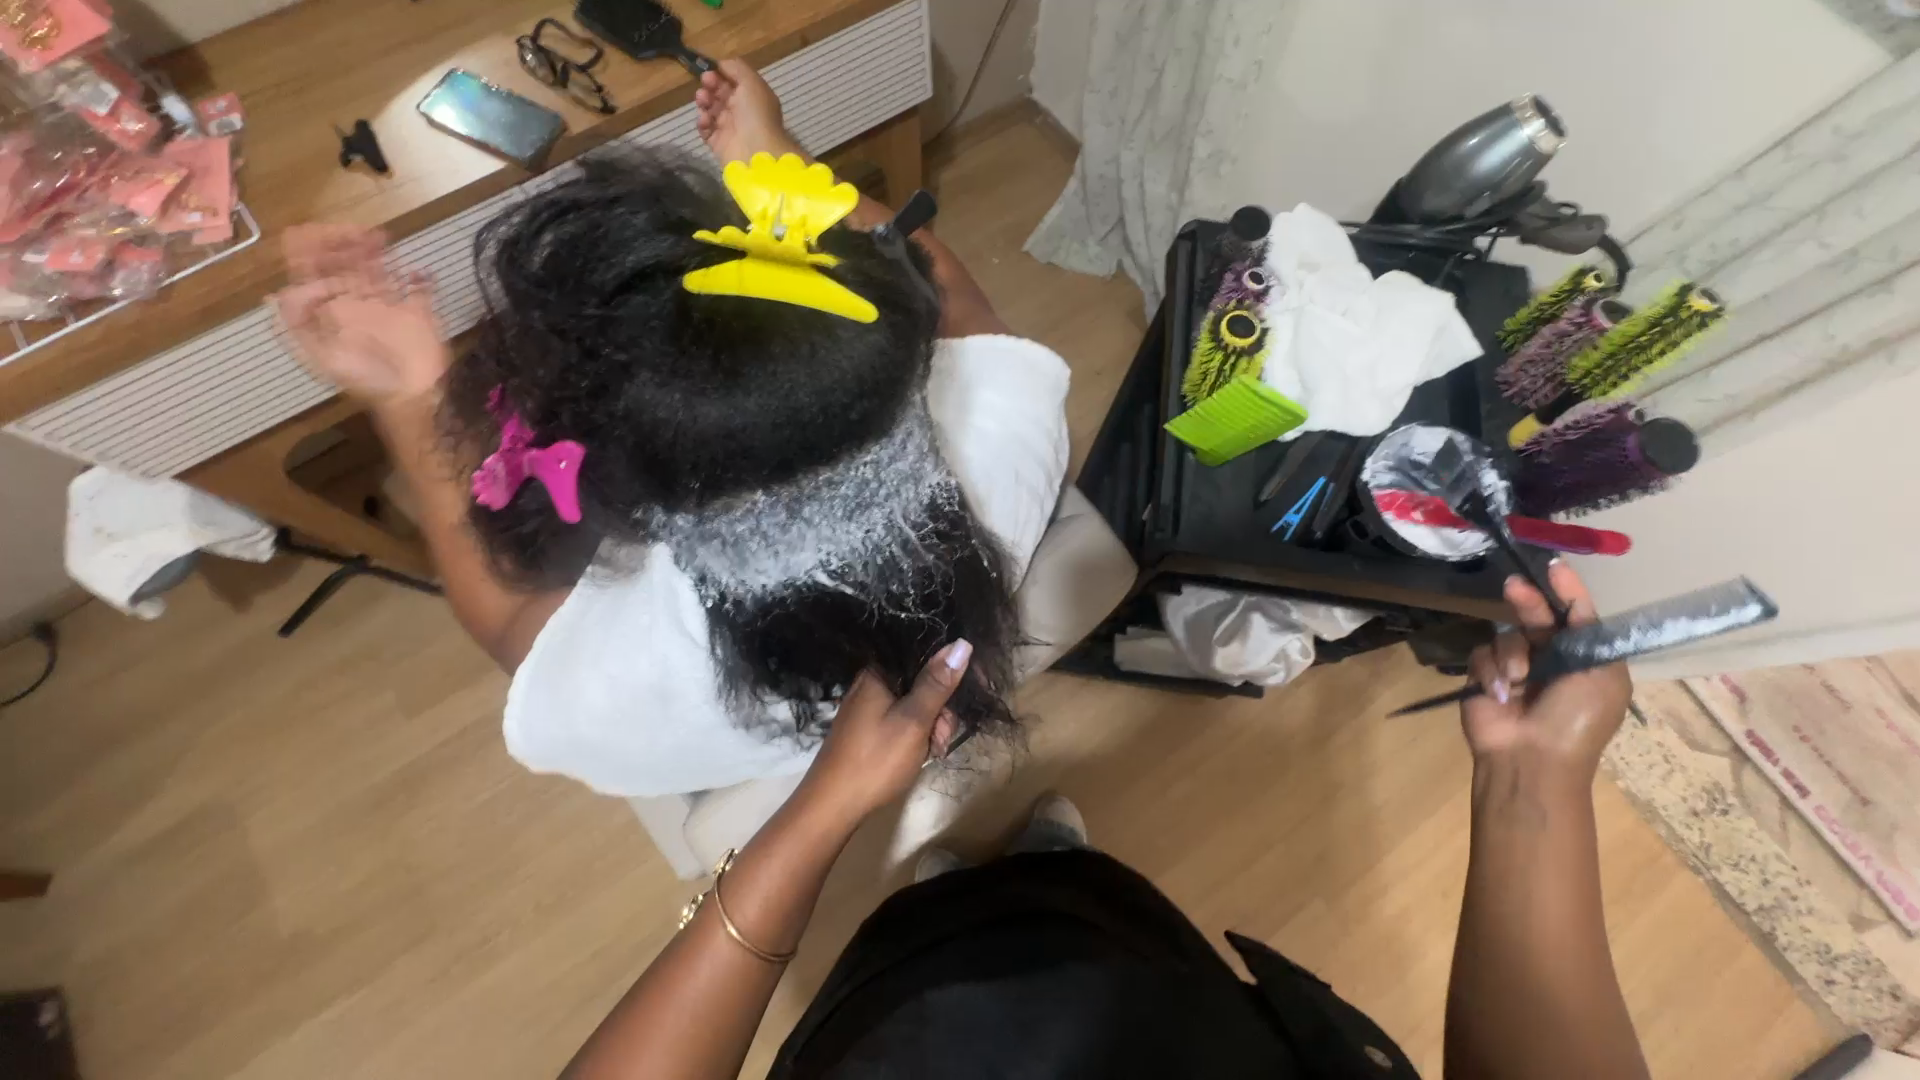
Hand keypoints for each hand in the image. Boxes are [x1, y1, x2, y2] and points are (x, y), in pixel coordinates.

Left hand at [274, 226, 448, 406]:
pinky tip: (418, 272)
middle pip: (341, 259)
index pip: (310, 265)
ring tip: (382, 238)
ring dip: (374, 248)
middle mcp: (352, 299)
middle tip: (361, 234)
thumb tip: (281, 290)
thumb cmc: (364, 380)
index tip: (329, 242)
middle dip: (345, 241)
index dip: (314, 247)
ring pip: (375, 266)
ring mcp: (386, 304)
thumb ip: (296, 324)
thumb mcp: (319, 356)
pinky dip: (419, 277)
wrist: (411, 398)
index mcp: (326, 306)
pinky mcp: (418, 312)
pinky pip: (419, 288)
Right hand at [694, 59, 800, 165]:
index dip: (720, 74)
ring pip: (710, 109)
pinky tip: (705, 120)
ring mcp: (729, 129)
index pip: (732, 81)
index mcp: (752, 97)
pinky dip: (702, 122)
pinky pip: (705, 129)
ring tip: (703, 101)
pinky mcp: (719, 144)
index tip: (710, 71)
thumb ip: (736, 68)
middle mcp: (741, 112)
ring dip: (704, 101)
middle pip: (719, 93)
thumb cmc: (756, 114)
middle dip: (709, 85)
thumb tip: (721, 65)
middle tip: (706, 86)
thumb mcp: (751, 82)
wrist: (755, 152)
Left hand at [795, 642, 968, 829]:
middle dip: (940, 709)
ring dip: (931, 725)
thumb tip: (961, 643)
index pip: (924, 654)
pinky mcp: (867, 726)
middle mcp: (871, 682)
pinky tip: (921, 753)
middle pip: (921, 681)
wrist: (833, 805)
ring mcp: (867, 705)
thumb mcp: (914, 720)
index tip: (973, 689)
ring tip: (933, 751)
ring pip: (914, 703)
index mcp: (879, 673)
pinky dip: (916, 733)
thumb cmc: (876, 760)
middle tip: (942, 738)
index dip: (951, 669)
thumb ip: (937, 683)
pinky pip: (901, 718)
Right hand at [1462, 561, 1632, 784]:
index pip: (1576, 615)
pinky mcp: (1484, 675)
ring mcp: (1515, 666)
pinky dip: (1490, 671)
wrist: (1531, 757)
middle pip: (1536, 616)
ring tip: (1516, 681)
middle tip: (1514, 585)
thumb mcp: (1600, 676)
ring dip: (1511, 655)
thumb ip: (1589, 635)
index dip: (1567, 590)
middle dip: (1528, 601)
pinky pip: (1482, 653)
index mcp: (1586, 658)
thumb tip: (1575, 602)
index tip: (1554, 566)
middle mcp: (1550, 657)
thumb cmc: (1576, 719)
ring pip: (1506, 635)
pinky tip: (1499, 692)